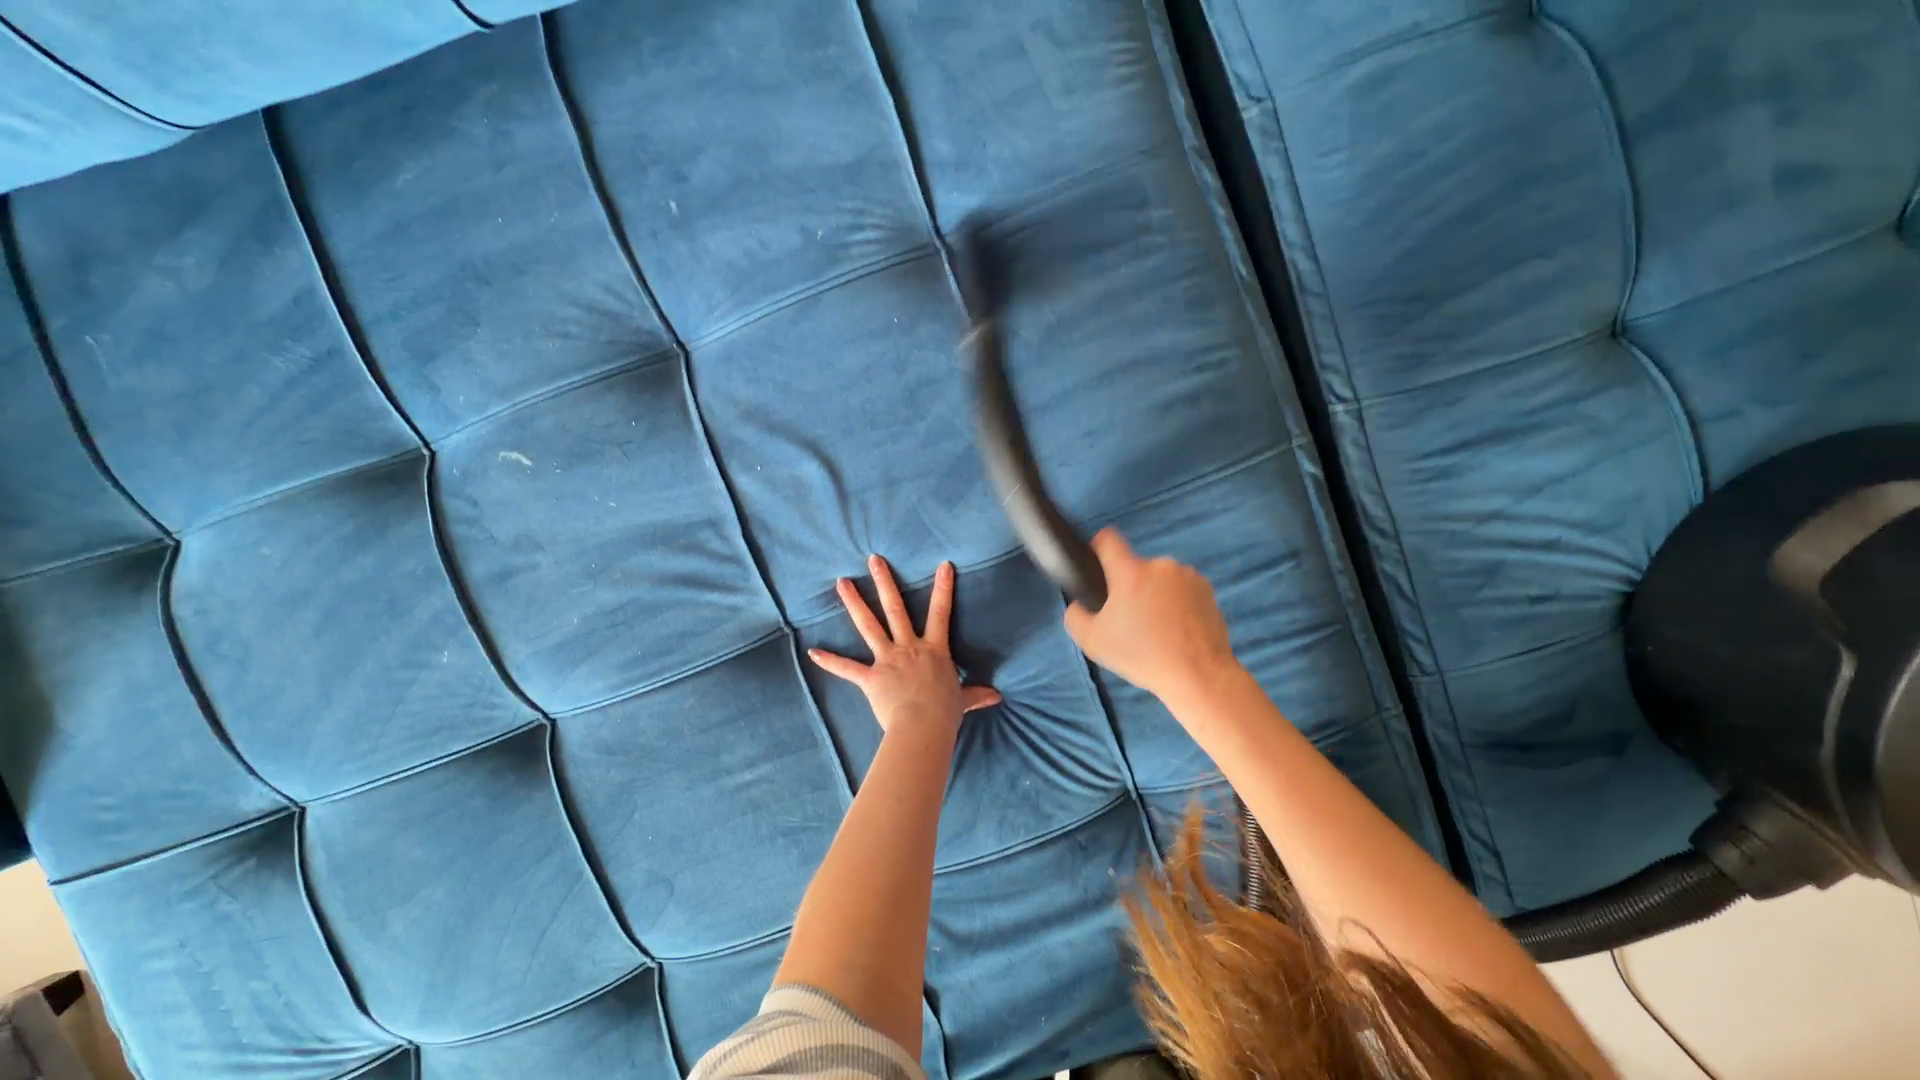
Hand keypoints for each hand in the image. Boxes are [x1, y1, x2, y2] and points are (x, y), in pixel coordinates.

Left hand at [808, 555, 1001, 732]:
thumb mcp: (964, 700)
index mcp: (934, 650)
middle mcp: (909, 648)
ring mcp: (888, 660)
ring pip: (868, 626)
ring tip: (841, 582)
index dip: (943, 588)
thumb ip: (977, 695)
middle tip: (874, 559)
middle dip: (885, 582)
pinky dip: (830, 661)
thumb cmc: (945, 713)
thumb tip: (997, 697)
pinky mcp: (871, 678)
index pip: (941, 613)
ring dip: (854, 603)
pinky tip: (813, 652)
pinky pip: (847, 669)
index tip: (943, 564)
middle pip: (896, 609)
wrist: (923, 726)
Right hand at [1063, 529, 1239, 701]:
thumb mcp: (1092, 643)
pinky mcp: (1207, 589)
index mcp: (1130, 572)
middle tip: (1130, 619)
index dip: (1097, 548)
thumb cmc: (1142, 656)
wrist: (1198, 675)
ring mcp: (1187, 575)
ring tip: (1158, 629)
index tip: (1098, 568)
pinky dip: (1177, 602)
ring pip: (1159, 579)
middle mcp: (1160, 565)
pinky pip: (1182, 588)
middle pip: (1135, 567)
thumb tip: (1080, 604)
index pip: (1107, 540)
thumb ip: (1076, 616)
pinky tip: (1178, 629)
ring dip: (1155, 594)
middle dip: (1130, 587)